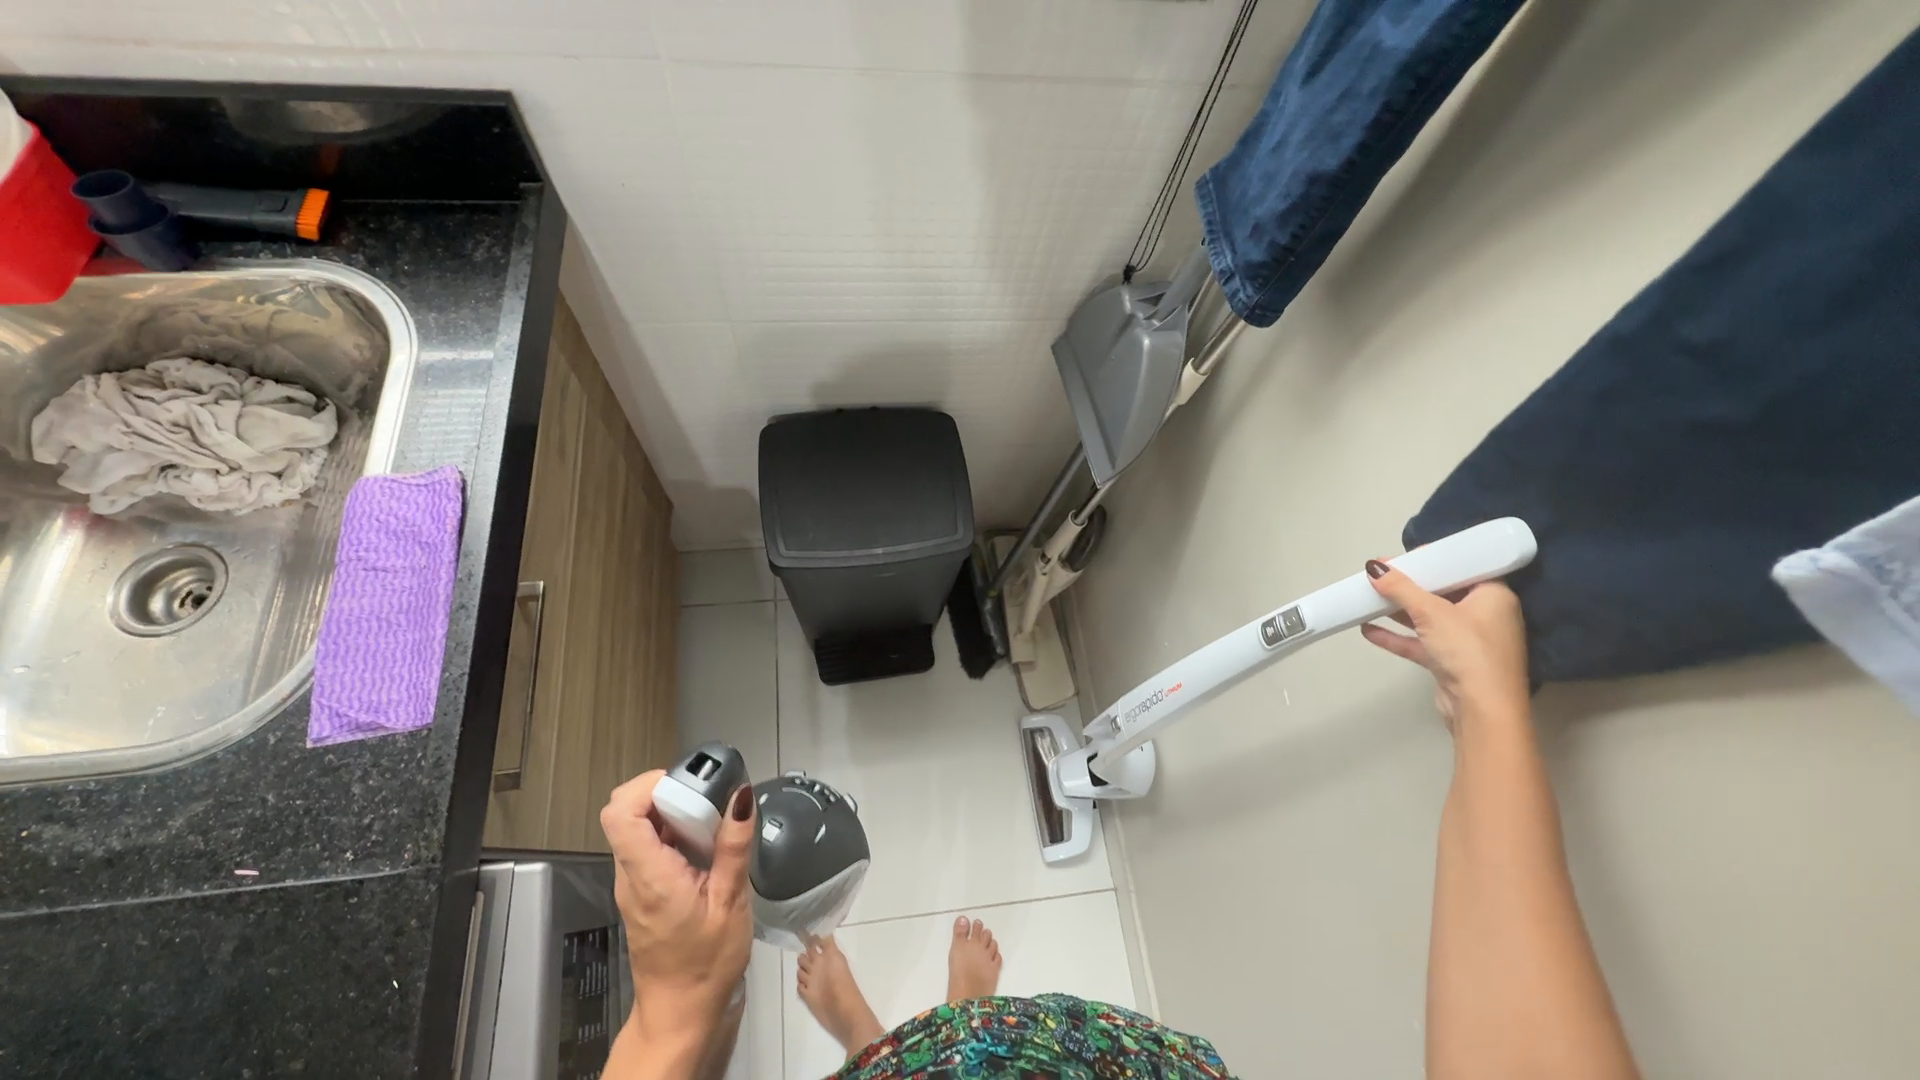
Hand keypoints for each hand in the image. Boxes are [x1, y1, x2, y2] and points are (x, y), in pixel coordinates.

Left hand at [600, 771, 755, 1049]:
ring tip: (713, 820)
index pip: (620, 813)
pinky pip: (648, 846)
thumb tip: (742, 794)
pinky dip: (673, 833)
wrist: (681, 1011)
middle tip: (709, 800)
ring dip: (672, 813)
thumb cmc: (707, 962)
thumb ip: (733, 846)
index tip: (688, 784)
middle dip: (667, 794)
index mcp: (649, 876)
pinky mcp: (641, 891)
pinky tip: (705, 845)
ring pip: (638, 828)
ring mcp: (632, 884)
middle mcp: (630, 875)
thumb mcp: (731, 902)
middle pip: (627, 813)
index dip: (648, 785)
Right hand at [1358, 559, 1529, 733]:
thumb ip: (1401, 589)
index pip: (1465, 568)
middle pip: (1443, 593)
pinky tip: (1368, 629)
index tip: (1408, 555)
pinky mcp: (1450, 662)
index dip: (1437, 560)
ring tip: (1370, 596)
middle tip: (1382, 573)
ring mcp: (1466, 641)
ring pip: (1428, 619)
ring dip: (1400, 610)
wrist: (1481, 708)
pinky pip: (1420, 643)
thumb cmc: (1467, 649)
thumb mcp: (1432, 612)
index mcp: (1493, 596)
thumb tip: (1374, 566)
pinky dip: (1397, 636)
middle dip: (1411, 585)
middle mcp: (1484, 616)